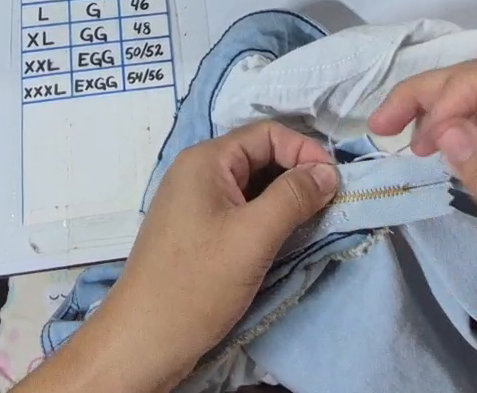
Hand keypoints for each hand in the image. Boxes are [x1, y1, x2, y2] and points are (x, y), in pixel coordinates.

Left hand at [25, 121, 338, 392]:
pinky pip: (242, 207)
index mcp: (207, 159)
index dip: (305, 151)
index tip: (335, 183)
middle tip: (330, 202)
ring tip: (313, 220)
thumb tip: (329, 172)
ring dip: (285, 197)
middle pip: (260, 155)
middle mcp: (199, 171)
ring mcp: (196, 200)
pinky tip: (285, 236)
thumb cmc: (195, 284)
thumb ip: (293, 198)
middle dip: (297, 173)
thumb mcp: (252, 237)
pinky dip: (267, 216)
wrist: (141, 343)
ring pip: (253, 184)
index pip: (268, 134)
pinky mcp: (198, 229)